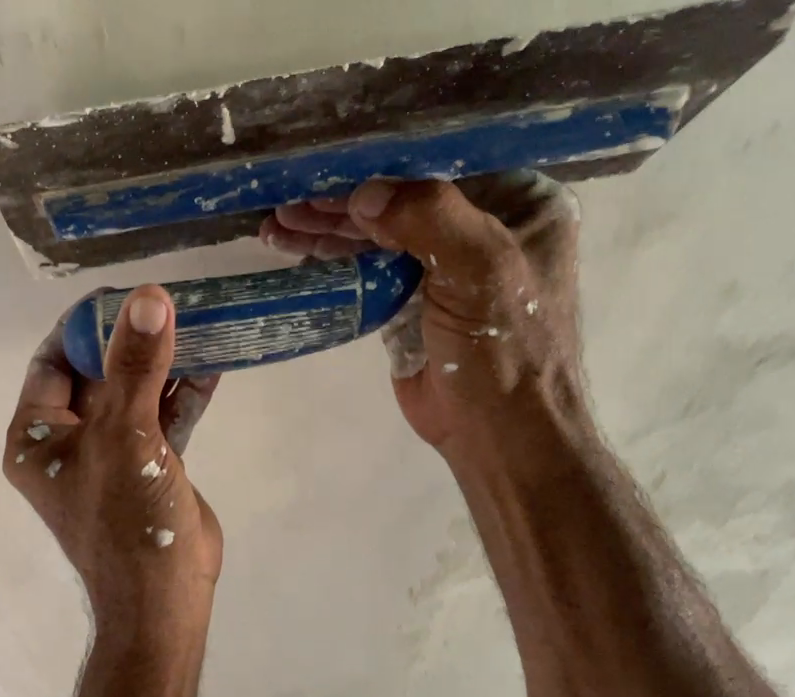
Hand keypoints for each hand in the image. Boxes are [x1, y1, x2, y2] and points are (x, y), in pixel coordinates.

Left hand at [4, 286, 222, 624]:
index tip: (123, 294)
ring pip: (133, 394)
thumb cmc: (125, 519)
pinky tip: (215, 360)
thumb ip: (136, 366)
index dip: (84, 326)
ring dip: (162, 362)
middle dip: (130, 339)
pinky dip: (183, 393)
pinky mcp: (148, 468)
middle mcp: (68, 442)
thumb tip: (149, 297)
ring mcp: (110, 455)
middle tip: (170, 300)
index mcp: (37, 438)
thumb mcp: (126, 435)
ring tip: (199, 319)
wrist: (161, 598)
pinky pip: (162, 418)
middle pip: (96, 374)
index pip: (52, 363)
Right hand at [260, 172, 589, 464]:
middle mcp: (482, 230)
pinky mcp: (411, 306)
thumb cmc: (505, 349)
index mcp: (519, 205)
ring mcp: (443, 271)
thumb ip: (428, 217)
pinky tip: (296, 251)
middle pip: (401, 204)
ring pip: (377, 239)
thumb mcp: (481, 269)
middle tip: (287, 202)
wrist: (497, 432)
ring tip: (275, 226)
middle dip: (342, 204)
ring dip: (327, 233)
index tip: (329, 166)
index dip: (385, 166)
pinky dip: (332, 263)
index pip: (443, 169)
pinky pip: (366, 273)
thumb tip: (362, 193)